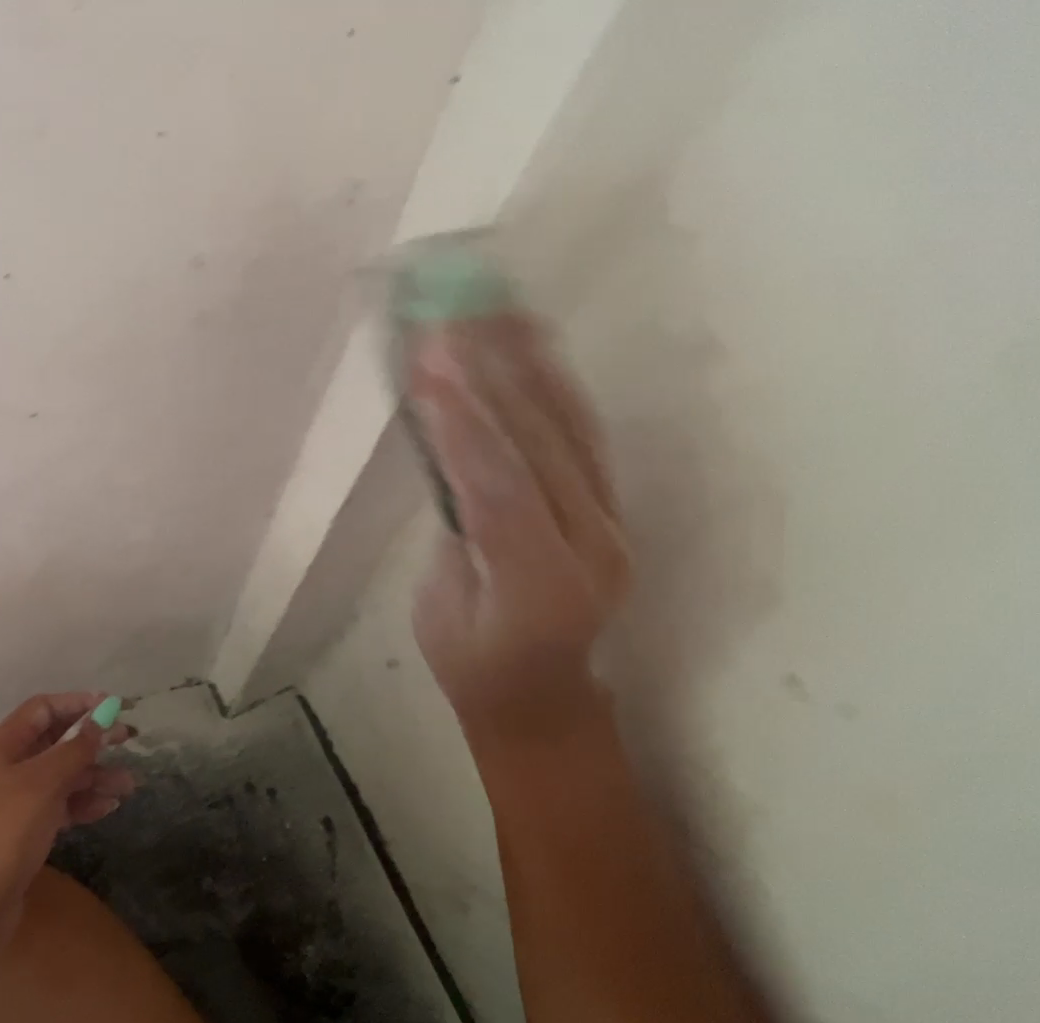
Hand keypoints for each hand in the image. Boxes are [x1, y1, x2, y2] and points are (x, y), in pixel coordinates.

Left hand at [0, 693, 135, 922]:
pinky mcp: (26, 831)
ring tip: (129, 786)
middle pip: (55, 741)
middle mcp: (9, 767)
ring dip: (95, 776)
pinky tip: (108, 808)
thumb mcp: (42, 783)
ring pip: (63, 776)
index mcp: (4, 745)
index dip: (77, 704)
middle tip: (130, 740)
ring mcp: (17, 801)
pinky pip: (61, 806)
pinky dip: (84, 803)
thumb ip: (73, 749)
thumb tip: (100, 719)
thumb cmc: (3, 831)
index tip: (114, 706)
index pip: (43, 709)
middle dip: (92, 739)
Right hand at [405, 314, 629, 740]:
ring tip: (496, 309)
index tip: (428, 365)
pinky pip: (584, 437)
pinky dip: (553, 387)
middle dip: (491, 378)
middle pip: (542, 446)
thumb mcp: (440, 612)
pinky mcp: (612, 507)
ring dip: (530, 366)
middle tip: (453, 318)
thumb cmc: (472, 664)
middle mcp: (591, 545)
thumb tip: (454, 458)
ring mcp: (611, 521)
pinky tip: (530, 346)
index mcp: (540, 583)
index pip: (500, 488)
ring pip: (572, 430)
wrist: (542, 695)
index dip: (463, 425)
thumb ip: (455, 536)